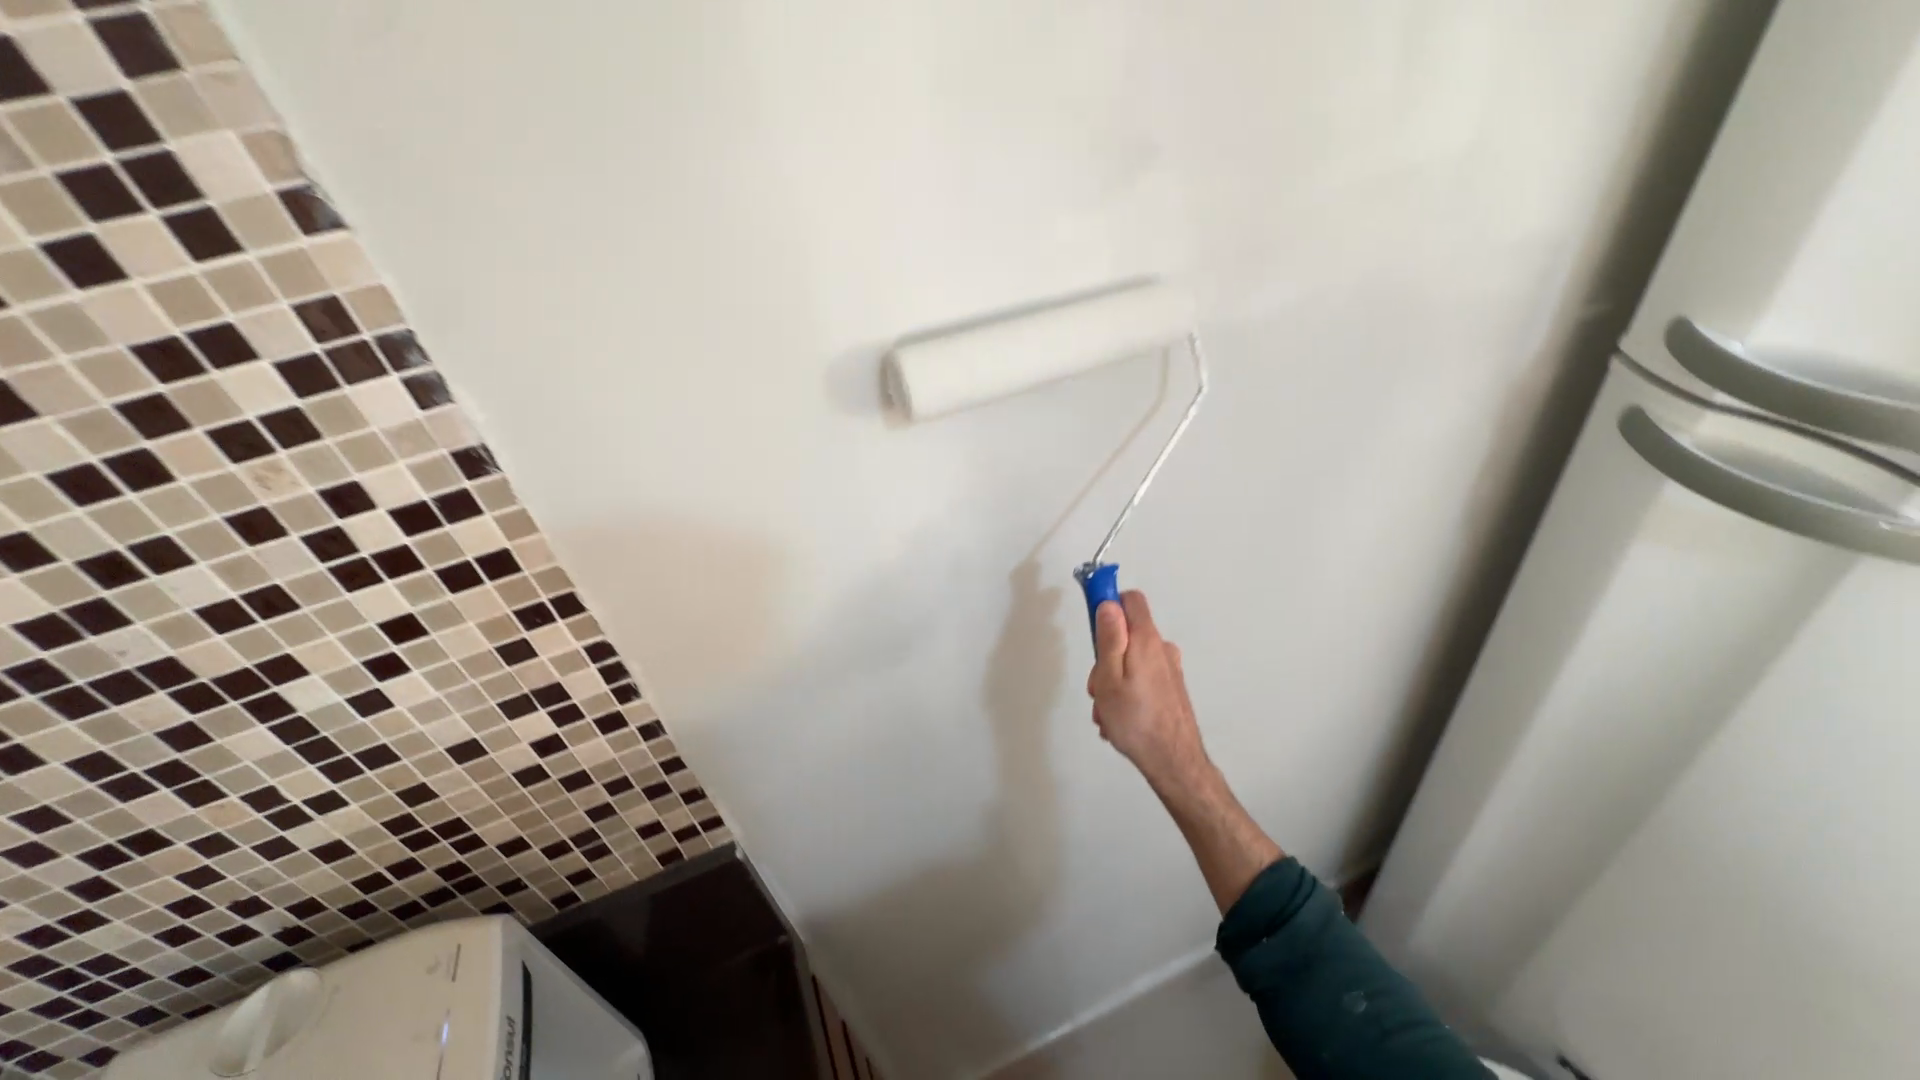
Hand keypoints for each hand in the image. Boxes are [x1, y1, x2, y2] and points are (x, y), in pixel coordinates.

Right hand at [1087, 591, 1209, 787]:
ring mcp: (1169, 669)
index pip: (1129, 599)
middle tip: (1097, 688)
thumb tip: (1108, 603)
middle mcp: (1161, 648)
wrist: (1173, 761)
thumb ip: (1109, 638)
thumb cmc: (1134, 719)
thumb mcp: (1109, 677)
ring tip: (1107, 712)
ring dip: (1113, 682)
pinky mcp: (1171, 688)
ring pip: (1130, 662)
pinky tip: (1120, 721)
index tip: (1092, 626)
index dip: (1108, 604)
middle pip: (1126, 634)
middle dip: (1104, 657)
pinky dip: (1127, 694)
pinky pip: (1141, 680)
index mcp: (1145, 639)